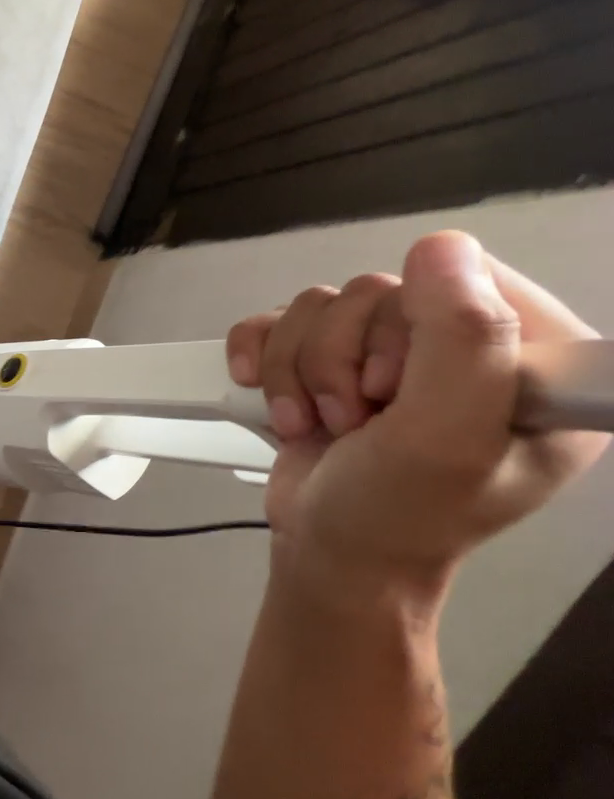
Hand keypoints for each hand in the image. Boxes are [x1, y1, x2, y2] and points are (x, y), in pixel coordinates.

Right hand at [226, 231, 607, 586]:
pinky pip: (275, 321)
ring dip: (297, 370)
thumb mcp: (444, 438)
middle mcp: (467, 354)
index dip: (411, 324)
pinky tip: (275, 404)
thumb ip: (462, 340)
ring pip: (318, 307)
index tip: (398, 391)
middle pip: (376, 293)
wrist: (326, 553)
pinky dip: (260, 361)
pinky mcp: (325, 362)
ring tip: (317, 424)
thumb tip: (439, 245)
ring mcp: (390, 358)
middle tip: (353, 419)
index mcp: (538, 368)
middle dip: (338, 359)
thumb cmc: (397, 514)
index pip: (467, 279)